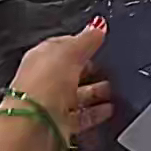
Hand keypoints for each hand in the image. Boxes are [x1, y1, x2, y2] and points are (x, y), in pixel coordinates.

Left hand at [8, 17, 113, 138]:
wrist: (36, 124)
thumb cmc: (44, 84)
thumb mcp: (69, 53)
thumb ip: (86, 39)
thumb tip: (98, 26)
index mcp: (41, 58)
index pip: (63, 47)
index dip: (81, 43)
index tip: (99, 42)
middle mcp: (45, 81)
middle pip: (72, 73)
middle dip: (91, 69)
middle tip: (110, 67)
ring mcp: (53, 104)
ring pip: (79, 95)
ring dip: (97, 91)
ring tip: (115, 88)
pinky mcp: (62, 125)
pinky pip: (83, 117)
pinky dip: (97, 112)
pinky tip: (110, 109)